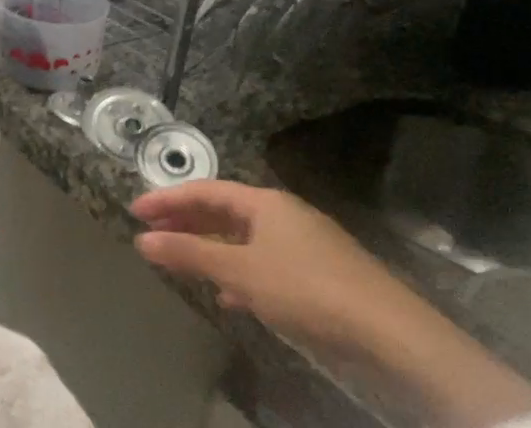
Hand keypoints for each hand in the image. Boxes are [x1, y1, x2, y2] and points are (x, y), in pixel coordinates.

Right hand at [131, 179, 410, 352]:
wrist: (396, 339)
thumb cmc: (307, 290)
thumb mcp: (238, 271)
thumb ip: (187, 253)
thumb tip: (141, 238)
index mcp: (266, 203)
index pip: (204, 190)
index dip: (166, 198)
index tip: (134, 211)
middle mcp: (287, 216)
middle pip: (225, 212)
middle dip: (186, 222)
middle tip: (152, 232)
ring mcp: (309, 247)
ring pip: (245, 240)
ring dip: (211, 248)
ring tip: (182, 262)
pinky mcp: (324, 278)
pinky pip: (266, 264)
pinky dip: (240, 273)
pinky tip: (230, 296)